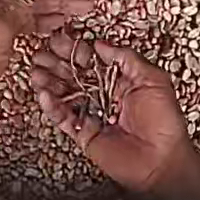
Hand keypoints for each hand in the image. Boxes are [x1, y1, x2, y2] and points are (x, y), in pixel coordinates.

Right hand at [29, 35, 199, 199]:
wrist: (162, 160)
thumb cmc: (164, 122)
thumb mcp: (153, 80)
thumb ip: (127, 59)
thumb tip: (101, 44)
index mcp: (119, 81)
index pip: (91, 61)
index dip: (74, 50)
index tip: (58, 40)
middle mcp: (103, 96)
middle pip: (74, 76)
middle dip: (56, 64)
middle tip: (39, 54)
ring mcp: (92, 115)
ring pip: (65, 95)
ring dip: (49, 83)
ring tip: (35, 72)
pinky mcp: (84, 134)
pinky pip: (64, 118)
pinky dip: (52, 107)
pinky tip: (44, 94)